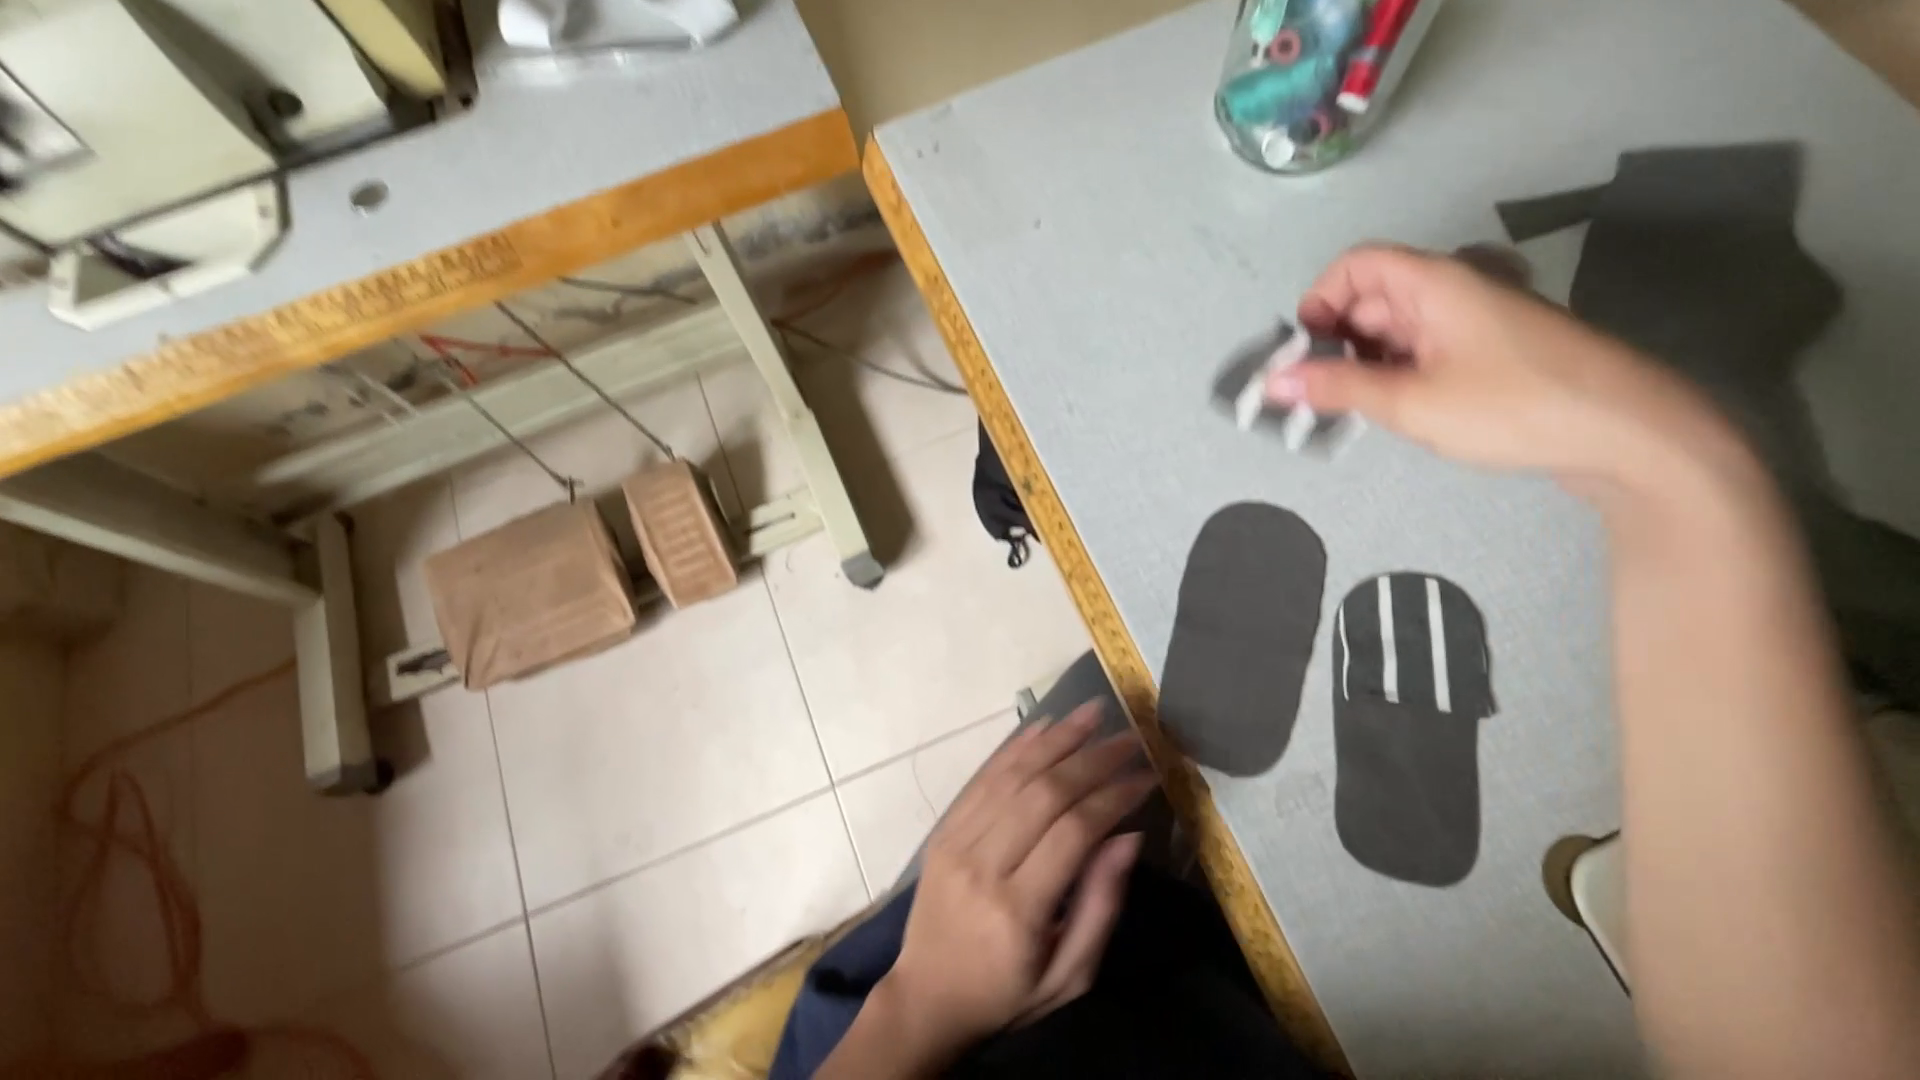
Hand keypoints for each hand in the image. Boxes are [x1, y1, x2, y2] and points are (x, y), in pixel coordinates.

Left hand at [880, 702, 1157, 1056]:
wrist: (926, 998)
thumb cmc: (1007, 993)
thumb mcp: (1069, 975)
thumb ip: (1100, 906)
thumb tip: (1129, 837)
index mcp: (1018, 908)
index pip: (1073, 831)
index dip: (1113, 796)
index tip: (1147, 775)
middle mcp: (982, 865)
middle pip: (1043, 794)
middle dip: (1092, 759)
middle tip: (1129, 738)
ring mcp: (955, 842)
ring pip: (1011, 775)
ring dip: (1055, 739)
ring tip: (1092, 713)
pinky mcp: (942, 831)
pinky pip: (981, 779)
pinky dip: (1014, 748)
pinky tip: (1043, 727)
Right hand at [1266, 243, 1742, 492]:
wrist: (1631, 434)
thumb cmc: (1513, 408)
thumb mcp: (1411, 403)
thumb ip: (1337, 388)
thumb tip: (1273, 382)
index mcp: (1435, 282)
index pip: (1355, 266)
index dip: (1319, 301)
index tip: (1304, 354)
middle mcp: (1454, 290)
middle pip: (1373, 298)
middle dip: (1335, 341)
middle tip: (1317, 397)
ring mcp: (1476, 321)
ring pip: (1397, 329)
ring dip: (1364, 364)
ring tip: (1353, 412)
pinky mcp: (1492, 353)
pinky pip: (1426, 350)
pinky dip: (1398, 374)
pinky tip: (1397, 412)